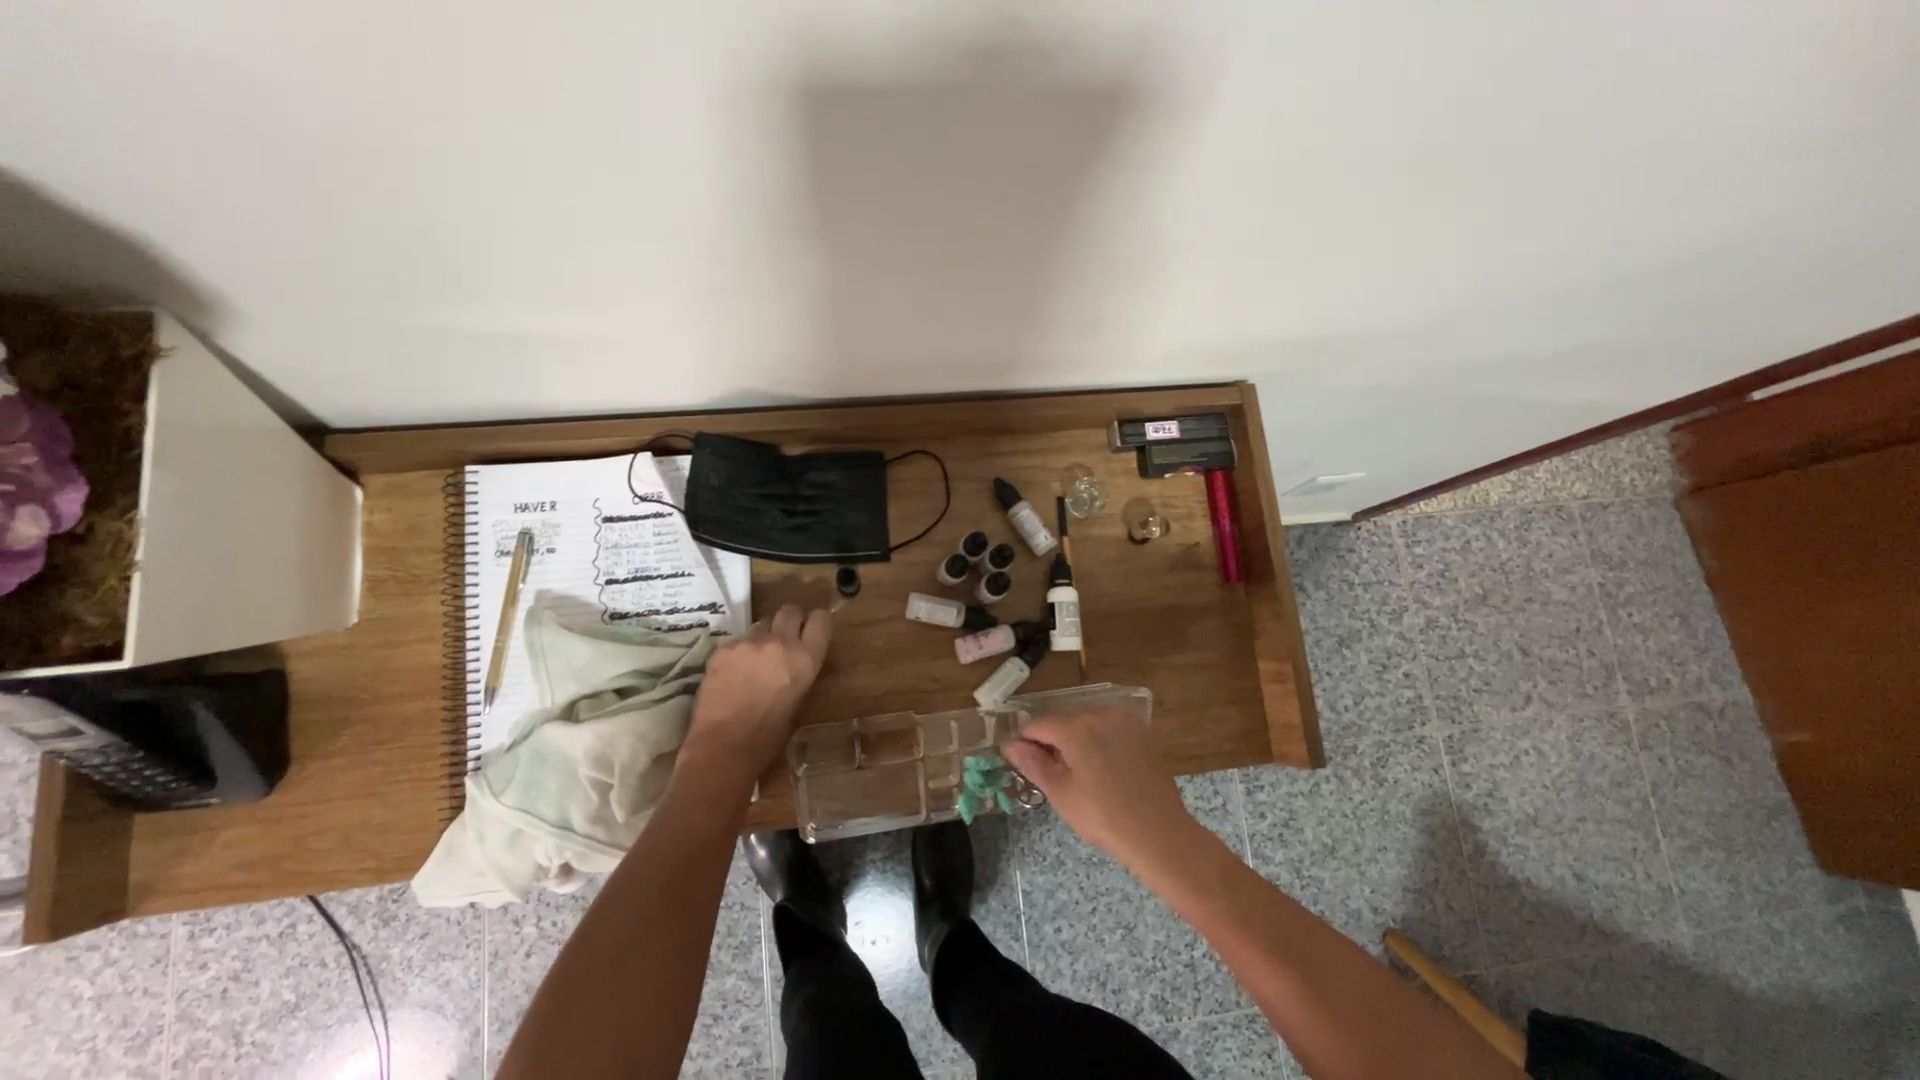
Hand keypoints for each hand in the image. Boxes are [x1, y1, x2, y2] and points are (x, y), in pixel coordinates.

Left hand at [679, 605, 831, 787]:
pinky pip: (737, 640)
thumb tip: (795, 660)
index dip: (816, 622)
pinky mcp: (723, 648)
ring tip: (755, 658)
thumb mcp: (798, 700)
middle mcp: (780, 643)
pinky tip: (733, 673)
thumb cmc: (768, 736)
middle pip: (789, 610)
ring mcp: (749, 642)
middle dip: (789, 620)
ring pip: (761, 623)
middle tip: (784, 638)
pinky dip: (739, 651)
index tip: (811, 629)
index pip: (820, 619)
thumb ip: (799, 671)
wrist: (723, 747)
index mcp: (806, 659)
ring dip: (763, 635)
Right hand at [1001, 707, 1198, 867]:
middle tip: (1050, 772)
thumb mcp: (1060, 792)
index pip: (1037, 725)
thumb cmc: (1102, 816)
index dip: (1024, 742)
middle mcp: (1101, 713)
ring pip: (1088, 721)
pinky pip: (1111, 728)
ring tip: (1077, 772)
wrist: (1158, 833)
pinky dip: (1100, 740)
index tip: (1022, 763)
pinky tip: (1103, 767)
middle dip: (1051, 740)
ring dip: (1076, 738)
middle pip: (1064, 719)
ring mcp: (1126, 721)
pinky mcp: (1144, 733)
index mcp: (1076, 727)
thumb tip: (1010, 745)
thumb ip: (1033, 763)